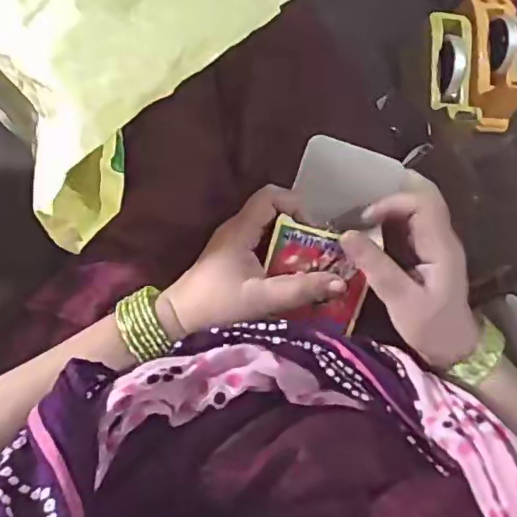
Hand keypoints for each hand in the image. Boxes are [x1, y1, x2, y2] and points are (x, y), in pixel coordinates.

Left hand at [157, 185, 343, 337]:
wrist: (176, 321)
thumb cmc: (216, 305)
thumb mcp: (263, 298)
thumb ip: (302, 289)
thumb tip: (340, 282)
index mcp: (240, 229)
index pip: (271, 195)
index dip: (296, 205)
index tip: (312, 231)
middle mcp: (235, 230)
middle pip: (273, 212)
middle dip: (299, 229)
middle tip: (317, 252)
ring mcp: (231, 244)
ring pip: (268, 231)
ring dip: (290, 245)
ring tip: (308, 266)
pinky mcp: (230, 260)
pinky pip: (261, 246)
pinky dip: (278, 256)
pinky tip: (288, 278)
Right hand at [339, 177, 480, 369]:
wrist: (455, 350)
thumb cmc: (431, 328)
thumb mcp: (399, 300)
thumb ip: (375, 265)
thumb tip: (346, 234)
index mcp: (441, 246)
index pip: (423, 203)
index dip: (392, 202)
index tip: (364, 218)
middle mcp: (442, 238)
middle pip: (423, 197)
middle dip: (392, 193)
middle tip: (359, 201)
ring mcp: (436, 244)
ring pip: (417, 208)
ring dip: (389, 206)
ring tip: (358, 213)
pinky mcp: (427, 253)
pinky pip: (410, 225)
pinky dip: (389, 221)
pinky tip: (368, 230)